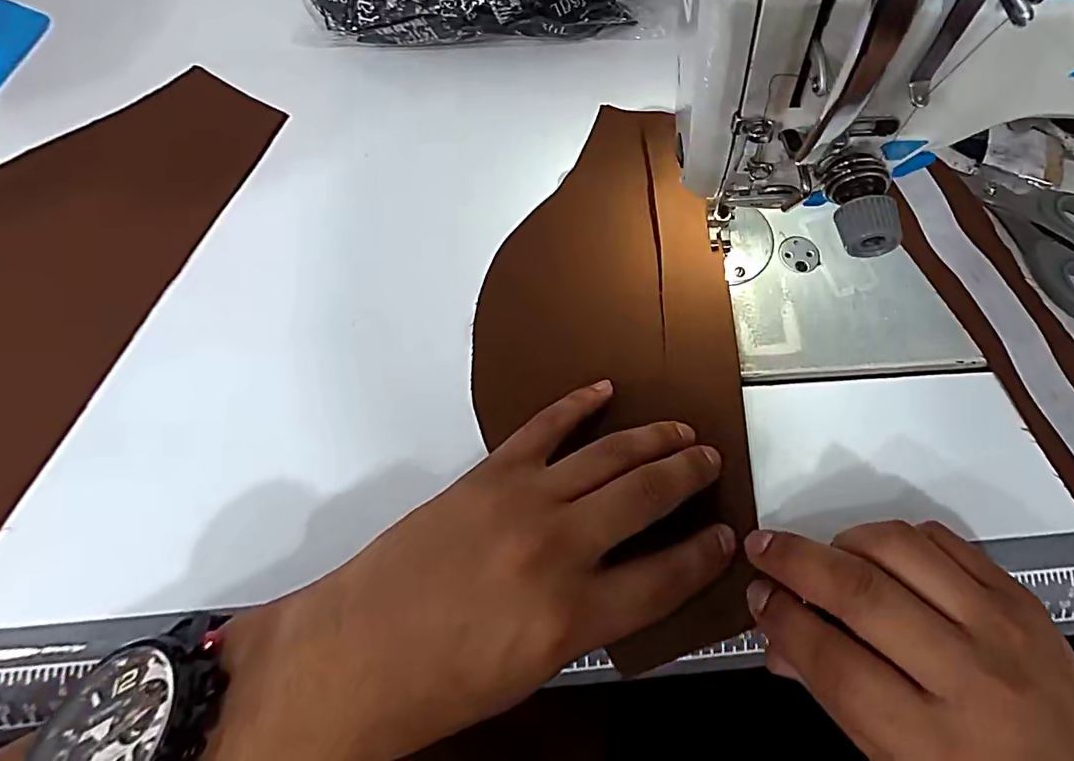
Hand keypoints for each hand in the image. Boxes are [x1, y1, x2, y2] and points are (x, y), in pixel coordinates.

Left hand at [206, 381, 735, 759]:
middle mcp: (554, 550)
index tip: (724, 538)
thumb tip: (631, 583)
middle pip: (646, 497)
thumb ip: (591, 620)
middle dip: (688, 475)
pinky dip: (578, 403)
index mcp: (568, 617)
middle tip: (709, 461)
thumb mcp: (530, 671)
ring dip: (652, 438)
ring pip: (609, 455)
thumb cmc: (432, 684)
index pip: (664, 578)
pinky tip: (603, 389)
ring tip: (680, 430)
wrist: (348, 659)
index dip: (704, 556)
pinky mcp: (489, 474)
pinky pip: (546, 427)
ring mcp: (522, 501)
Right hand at [745, 521, 1073, 760]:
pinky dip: (898, 536)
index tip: (760, 599)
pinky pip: (943, 539)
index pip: (835, 664)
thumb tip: (784, 647)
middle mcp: (971, 678)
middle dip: (797, 562)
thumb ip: (842, 705)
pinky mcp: (1017, 594)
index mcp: (938, 745)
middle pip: (860, 594)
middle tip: (765, 549)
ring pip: (898, 549)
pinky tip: (879, 549)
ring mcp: (1000, 626)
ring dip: (844, 540)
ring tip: (822, 552)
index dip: (784, 622)